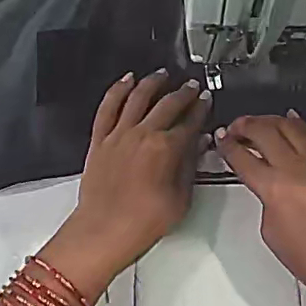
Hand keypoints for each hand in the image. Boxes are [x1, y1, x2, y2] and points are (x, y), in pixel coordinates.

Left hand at [40, 71, 209, 296]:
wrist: (104, 230)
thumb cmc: (140, 222)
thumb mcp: (180, 198)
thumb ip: (189, 166)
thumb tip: (197, 148)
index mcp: (166, 149)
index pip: (189, 121)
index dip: (200, 109)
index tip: (205, 101)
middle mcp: (142, 135)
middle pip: (167, 104)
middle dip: (183, 93)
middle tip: (191, 87)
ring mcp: (118, 135)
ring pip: (137, 97)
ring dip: (152, 83)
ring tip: (162, 76)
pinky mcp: (100, 140)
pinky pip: (108, 107)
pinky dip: (117, 91)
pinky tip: (125, 82)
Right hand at [217, 114, 305, 305]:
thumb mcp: (272, 233)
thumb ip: (265, 202)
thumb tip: (266, 188)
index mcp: (274, 187)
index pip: (242, 156)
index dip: (226, 144)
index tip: (221, 139)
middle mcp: (296, 170)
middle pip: (263, 130)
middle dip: (243, 125)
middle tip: (233, 127)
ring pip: (288, 126)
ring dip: (268, 120)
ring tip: (257, 122)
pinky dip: (294, 125)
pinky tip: (288, 122)